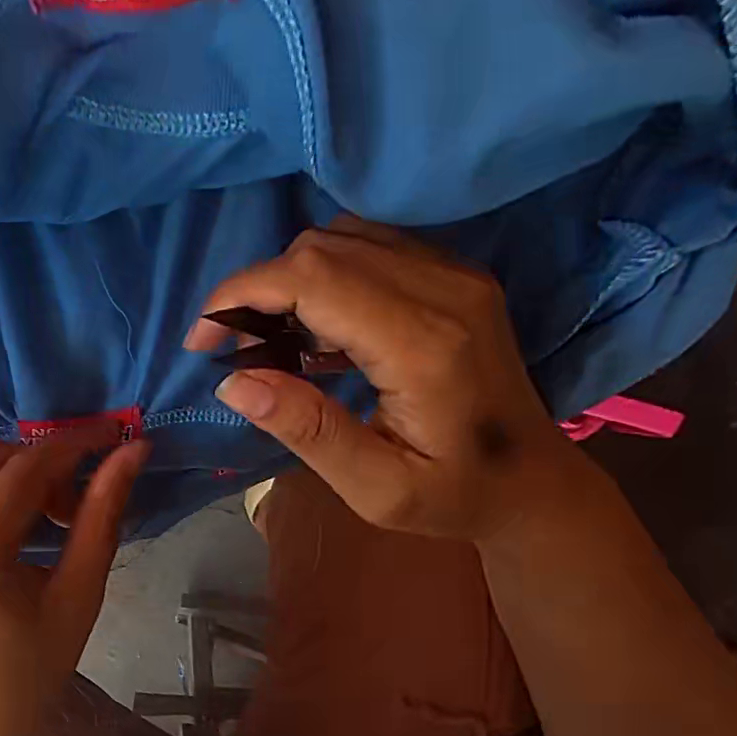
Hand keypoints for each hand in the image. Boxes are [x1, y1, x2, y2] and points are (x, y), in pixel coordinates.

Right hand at [187, 216, 580, 542]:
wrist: (534, 482)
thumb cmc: (454, 496)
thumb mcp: (376, 490)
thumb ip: (308, 431)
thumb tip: (233, 381)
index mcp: (423, 345)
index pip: (312, 278)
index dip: (241, 295)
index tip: (202, 339)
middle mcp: (443, 290)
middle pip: (320, 249)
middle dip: (256, 290)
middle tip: (233, 350)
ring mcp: (454, 274)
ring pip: (340, 239)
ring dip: (287, 282)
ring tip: (273, 342)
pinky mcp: (454, 275)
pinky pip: (367, 247)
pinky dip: (321, 277)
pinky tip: (316, 331)